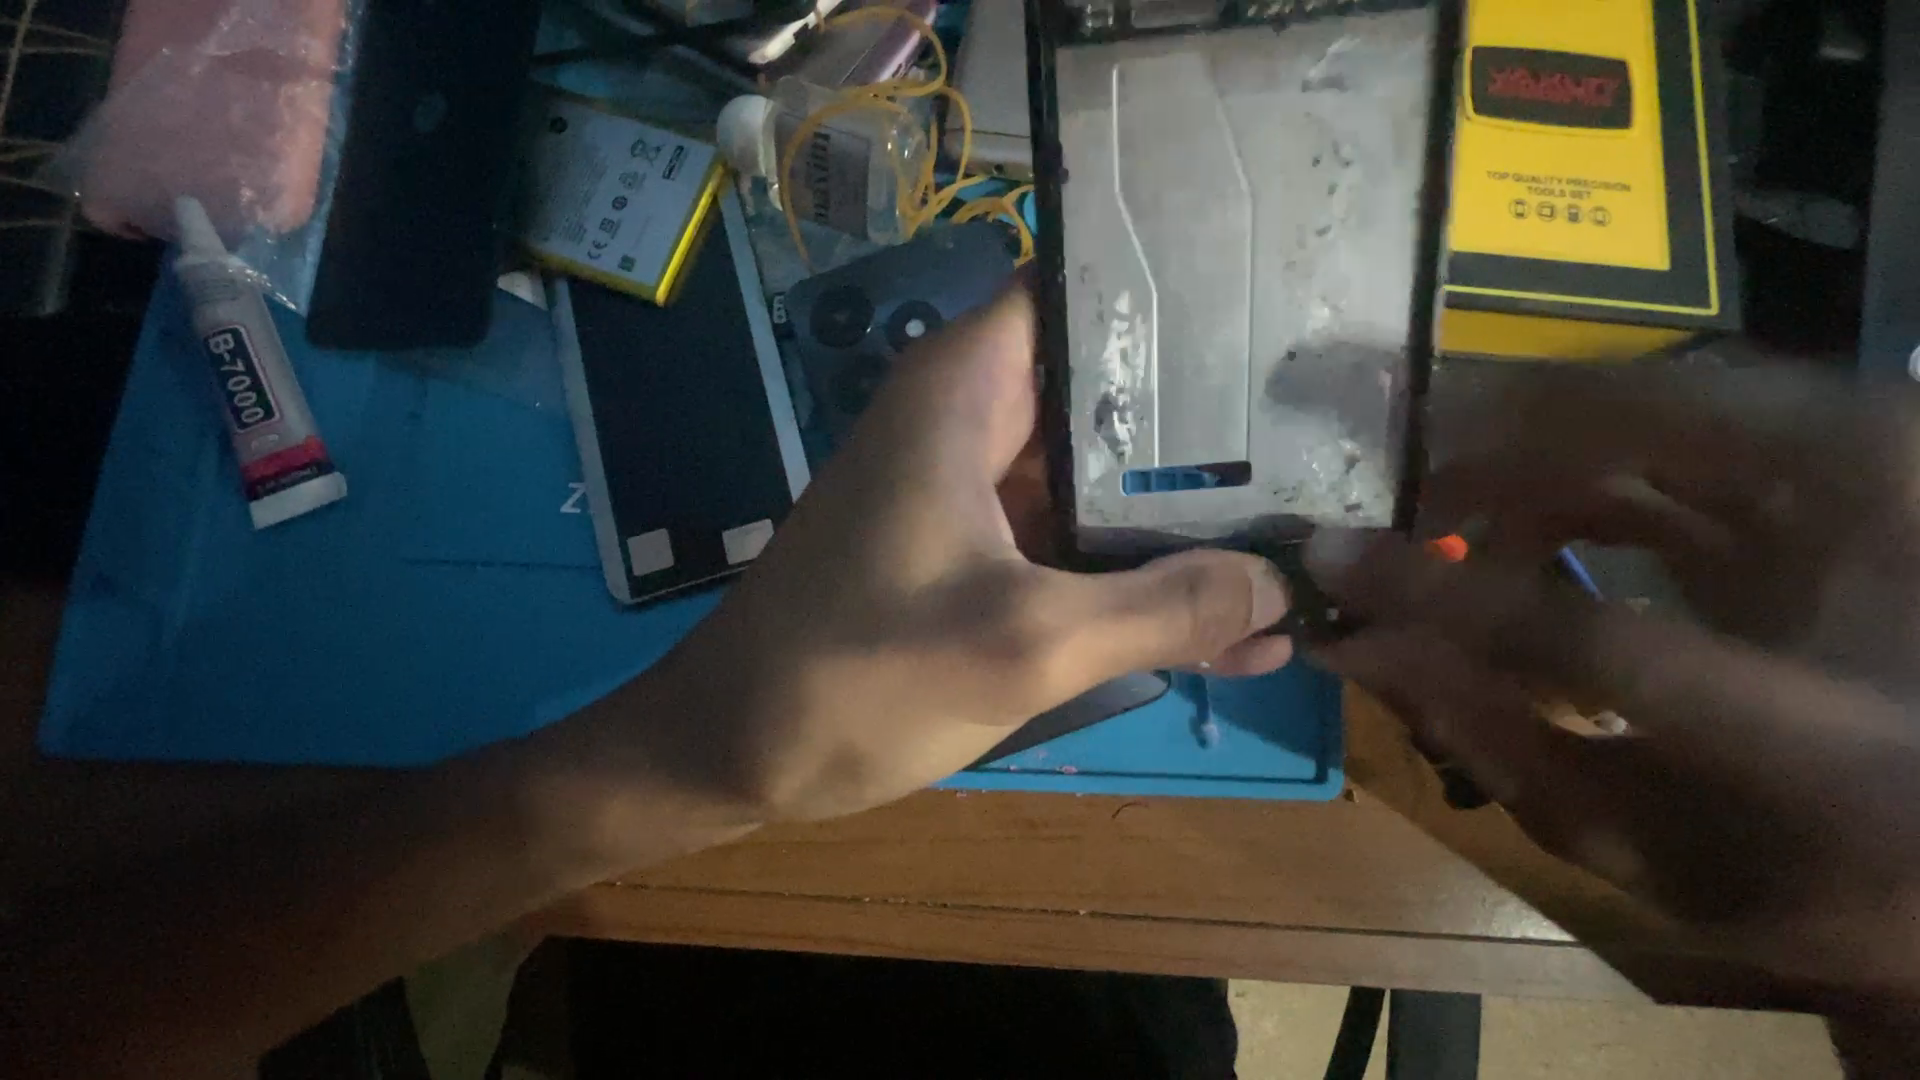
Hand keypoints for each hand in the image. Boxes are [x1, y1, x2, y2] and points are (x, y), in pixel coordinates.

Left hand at [637, 288, 1293, 822]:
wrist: (731, 751)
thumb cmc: (851, 679)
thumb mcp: (1021, 643)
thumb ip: (1160, 608)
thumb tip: (1280, 585)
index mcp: (964, 391)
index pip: (1079, 292)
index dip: (1174, 294)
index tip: (1275, 317)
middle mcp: (970, 422)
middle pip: (1107, 392)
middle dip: (1207, 419)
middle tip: (1325, 435)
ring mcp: (971, 493)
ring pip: (1097, 480)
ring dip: (1183, 518)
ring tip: (1308, 529)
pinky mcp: (972, 557)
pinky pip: (1071, 548)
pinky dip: (1135, 579)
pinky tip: (1231, 624)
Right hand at [1302, 366, 1919, 1052]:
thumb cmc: (1796, 859)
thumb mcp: (1626, 838)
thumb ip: (1479, 736)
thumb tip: (1344, 642)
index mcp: (1821, 740)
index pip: (1581, 635)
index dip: (1434, 588)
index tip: (1324, 554)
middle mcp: (1891, 572)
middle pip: (1642, 445)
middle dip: (1484, 451)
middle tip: (1389, 492)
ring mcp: (1897, 486)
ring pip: (1658, 399)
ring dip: (1525, 446)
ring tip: (1449, 507)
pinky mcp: (1872, 450)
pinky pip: (1688, 409)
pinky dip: (1582, 449)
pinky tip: (1530, 508)